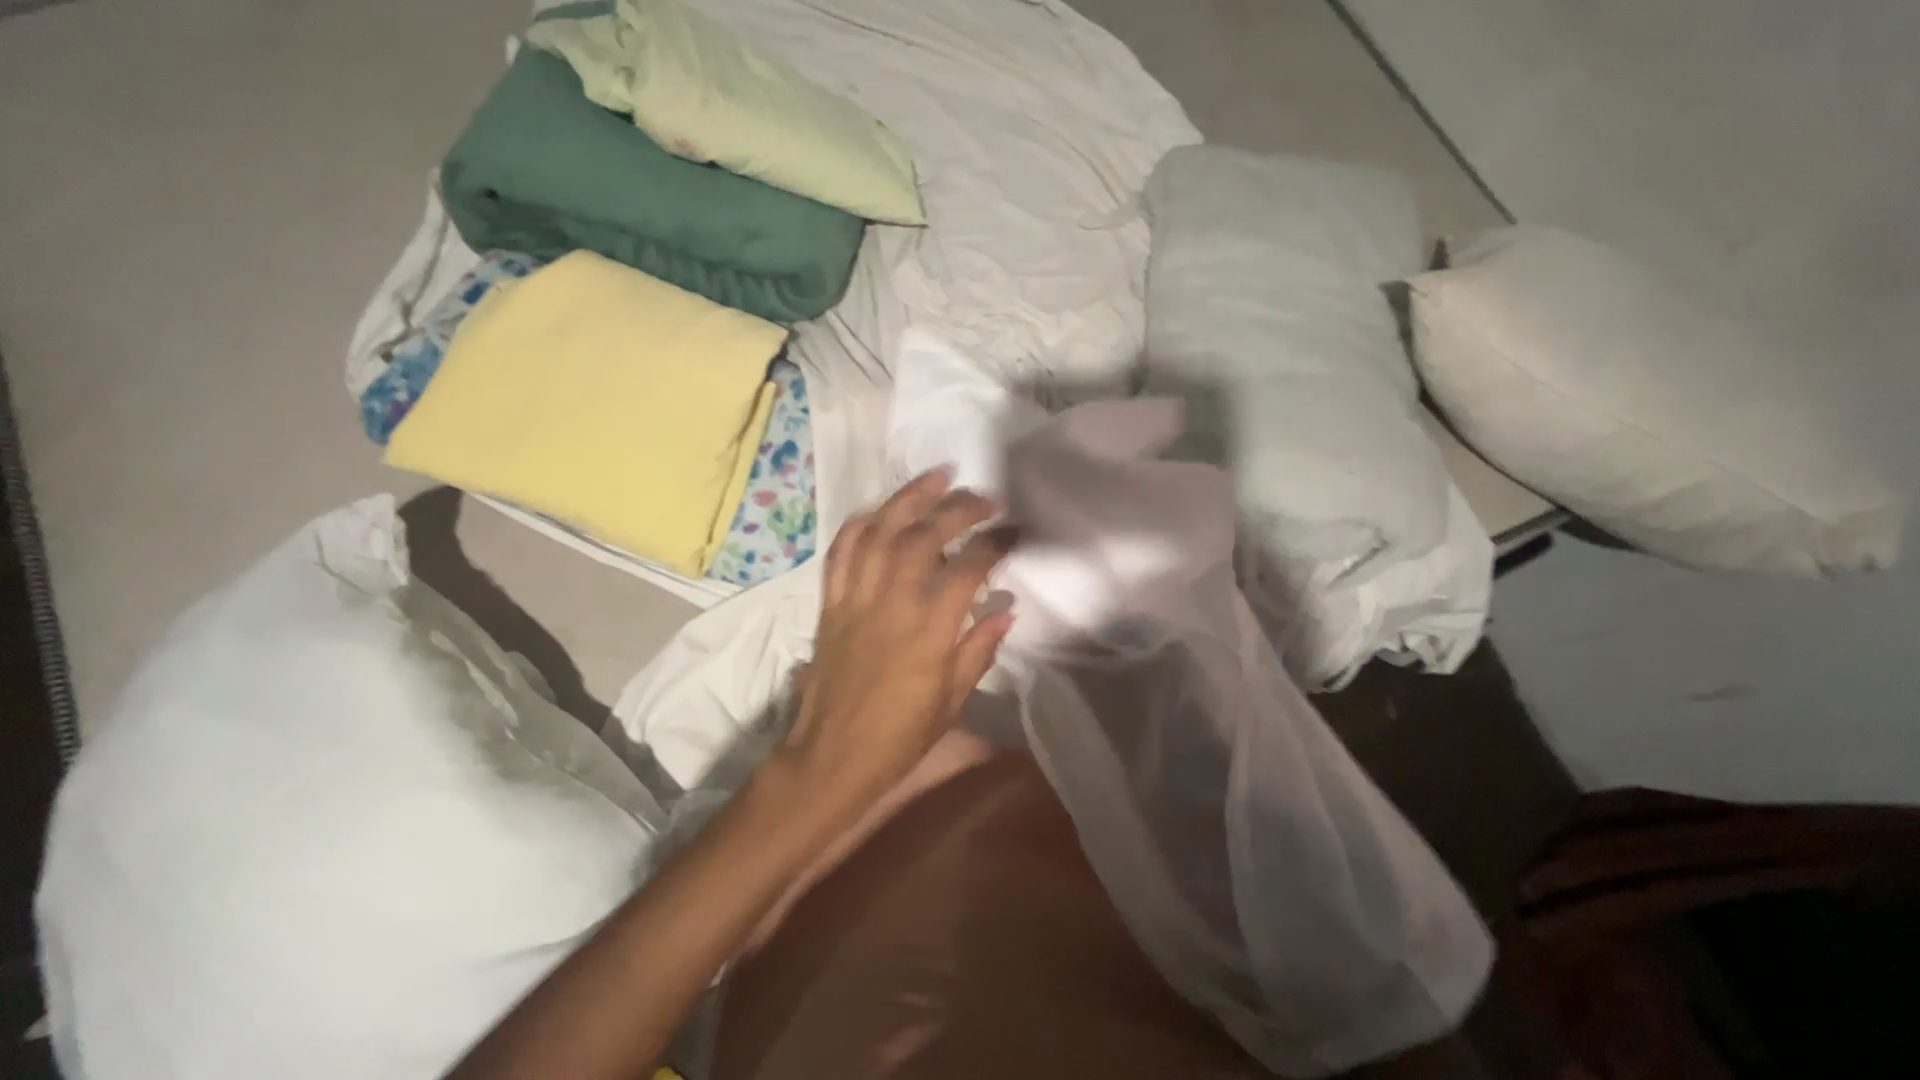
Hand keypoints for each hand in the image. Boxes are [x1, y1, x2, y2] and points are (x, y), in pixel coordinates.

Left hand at [775, 469, 1016, 822]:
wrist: (830, 757)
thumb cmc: (899, 737)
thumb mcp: (950, 701)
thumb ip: (978, 650)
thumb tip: (1004, 611)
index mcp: (928, 631)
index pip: (966, 569)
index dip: (993, 545)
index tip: (1013, 533)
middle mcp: (891, 604)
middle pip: (922, 537)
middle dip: (957, 509)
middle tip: (984, 498)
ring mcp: (855, 600)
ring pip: (879, 533)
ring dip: (908, 499)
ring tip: (936, 477)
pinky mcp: (831, 604)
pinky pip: (841, 553)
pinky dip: (859, 525)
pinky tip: (878, 510)